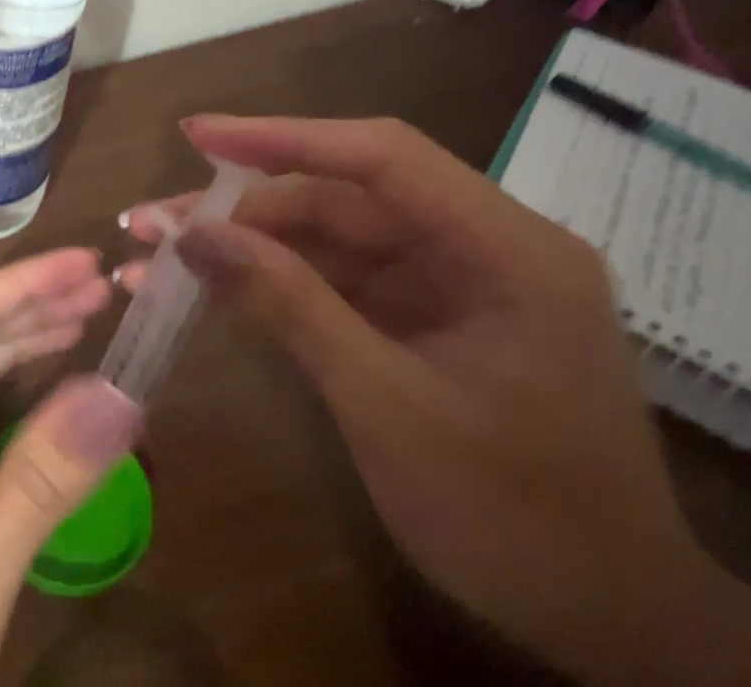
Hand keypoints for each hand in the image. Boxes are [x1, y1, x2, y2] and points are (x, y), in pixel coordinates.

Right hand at [117, 116, 750, 684]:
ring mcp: (453, 289)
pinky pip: (341, 287)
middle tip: (148, 225)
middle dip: (241, 210)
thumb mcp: (384, 403)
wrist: (603, 612)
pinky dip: (275, 288)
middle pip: (344, 201)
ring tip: (157, 260)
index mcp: (506, 250)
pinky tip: (210, 292)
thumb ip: (290, 306)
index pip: (383, 158)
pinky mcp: (427, 325)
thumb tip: (193, 237)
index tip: (194, 137)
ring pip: (333, 243)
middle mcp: (483, 250)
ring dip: (247, 249)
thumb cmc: (510, 510)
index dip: (281, 138)